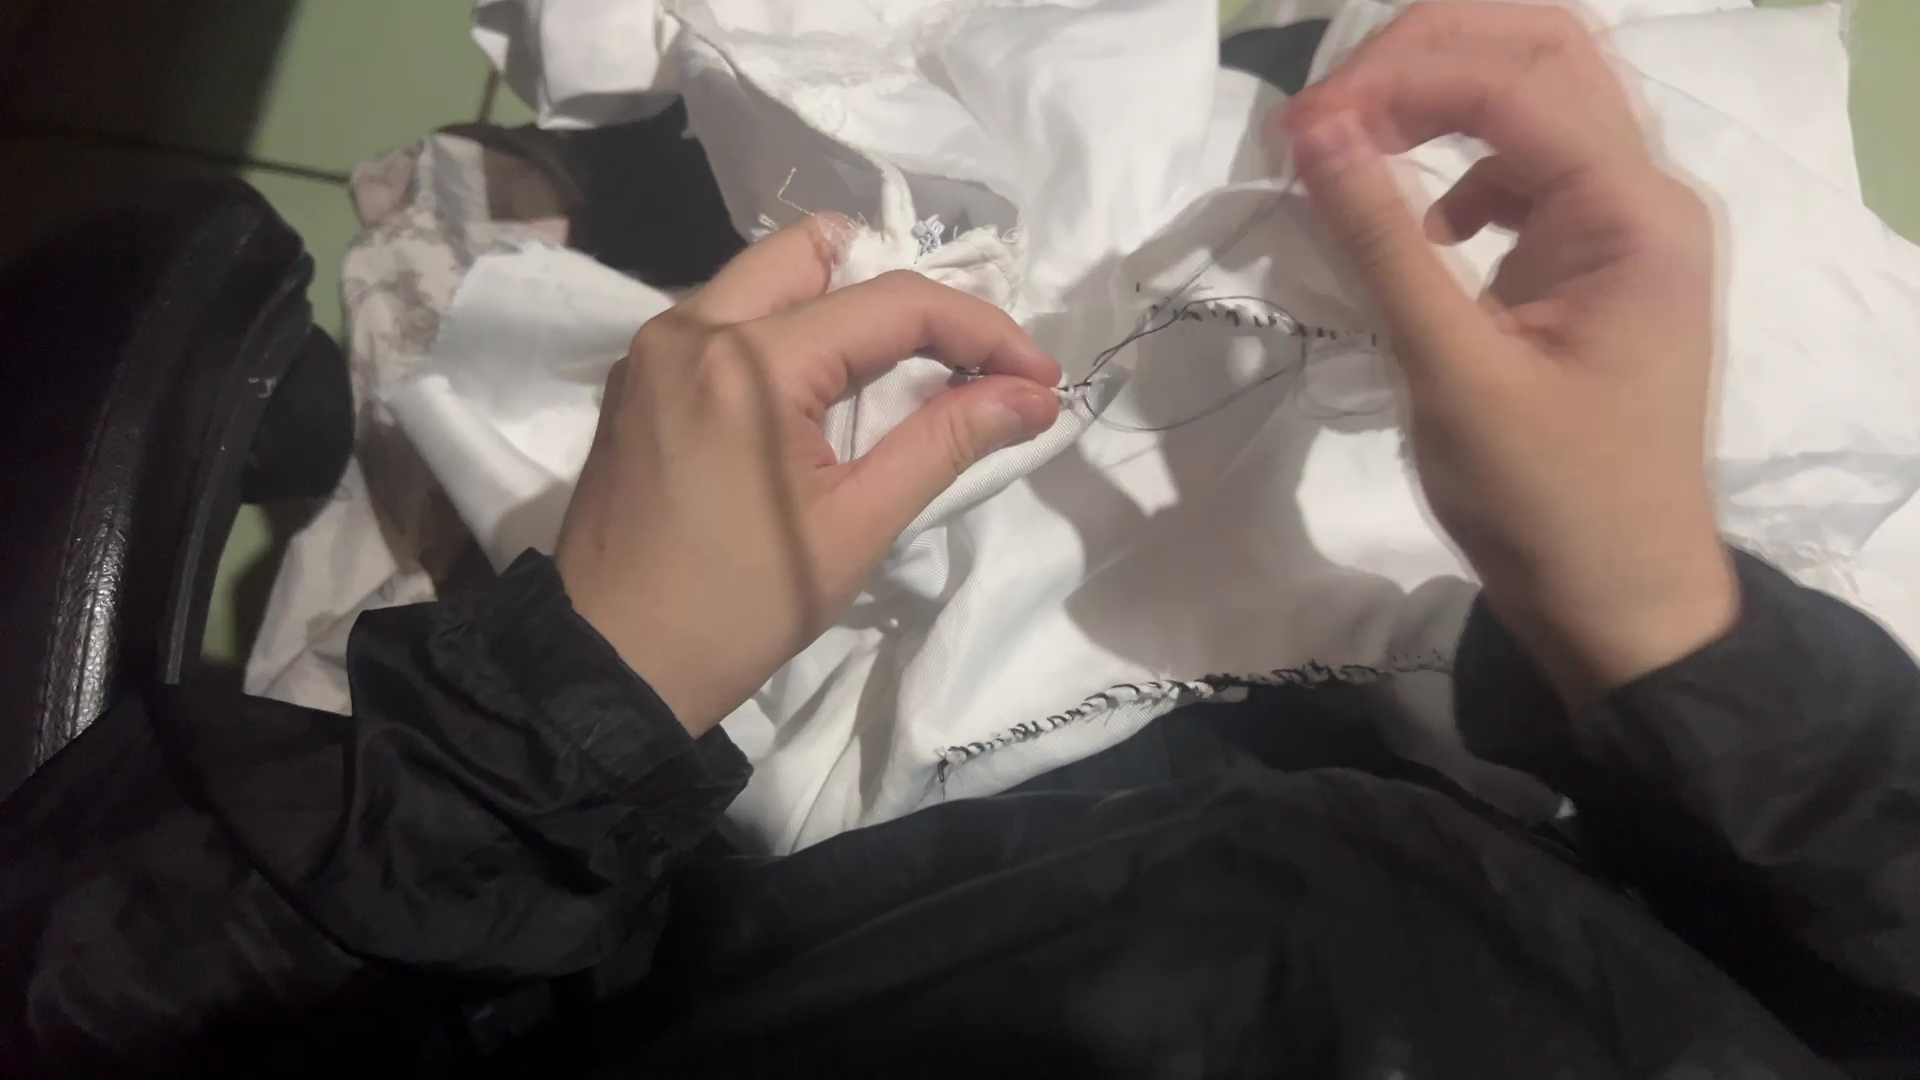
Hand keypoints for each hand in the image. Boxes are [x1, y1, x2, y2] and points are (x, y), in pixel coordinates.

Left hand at [556, 217, 1060, 734]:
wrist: (613, 666)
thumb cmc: (741, 609)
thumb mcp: (858, 526)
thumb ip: (947, 443)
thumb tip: (1033, 398)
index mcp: (749, 362)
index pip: (892, 304)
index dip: (982, 330)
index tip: (1037, 376)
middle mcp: (691, 324)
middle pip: (822, 254)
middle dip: (907, 299)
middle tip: (957, 360)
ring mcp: (655, 346)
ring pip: (772, 279)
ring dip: (848, 312)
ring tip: (900, 379)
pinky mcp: (641, 375)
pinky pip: (733, 319)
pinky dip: (794, 336)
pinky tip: (822, 398)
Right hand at [1278, 1, 1736, 702]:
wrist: (1610, 587)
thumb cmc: (1540, 494)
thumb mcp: (1451, 371)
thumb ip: (1383, 249)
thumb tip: (1319, 140)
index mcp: (1630, 213)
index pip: (1515, 82)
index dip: (1393, 83)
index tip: (1291, 132)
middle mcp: (1638, 197)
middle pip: (1543, 56)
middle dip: (1423, 59)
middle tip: (1319, 113)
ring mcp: (1614, 233)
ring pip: (1533, 110)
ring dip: (1436, 105)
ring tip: (1345, 145)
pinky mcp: (1579, 272)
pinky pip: (1521, 181)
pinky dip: (1455, 173)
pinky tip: (1422, 229)